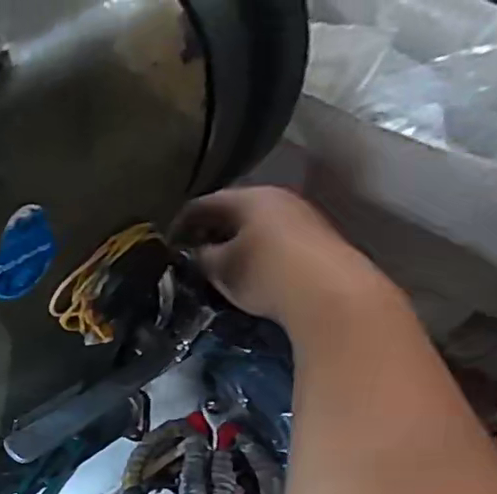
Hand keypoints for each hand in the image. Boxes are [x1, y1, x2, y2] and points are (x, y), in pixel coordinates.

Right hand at [172, 186, 388, 324]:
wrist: (329, 293)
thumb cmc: (266, 274)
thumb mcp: (222, 269)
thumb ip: (201, 258)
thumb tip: (193, 254)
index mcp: (249, 197)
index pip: (203, 203)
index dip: (180, 224)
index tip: (167, 245)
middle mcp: (277, 198)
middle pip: (233, 211)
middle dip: (210, 232)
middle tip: (192, 257)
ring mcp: (300, 217)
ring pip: (256, 226)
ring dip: (235, 243)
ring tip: (219, 269)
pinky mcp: (315, 241)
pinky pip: (275, 241)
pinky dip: (257, 253)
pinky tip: (251, 274)